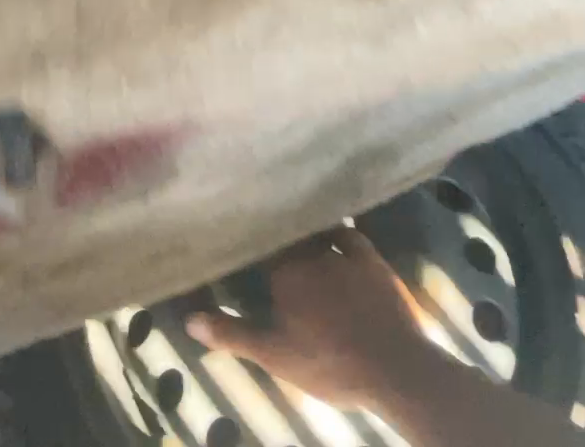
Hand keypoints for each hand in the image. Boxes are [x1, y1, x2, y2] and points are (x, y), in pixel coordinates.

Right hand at [187, 226, 434, 408]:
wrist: (395, 369)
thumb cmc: (329, 363)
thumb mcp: (275, 355)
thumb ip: (232, 334)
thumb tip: (189, 319)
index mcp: (285, 273)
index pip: (259, 246)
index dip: (247, 239)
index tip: (235, 229)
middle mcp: (311, 253)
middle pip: (287, 235)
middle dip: (274, 230)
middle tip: (263, 225)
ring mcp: (344, 254)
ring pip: (315, 231)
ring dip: (303, 226)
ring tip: (291, 215)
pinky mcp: (372, 261)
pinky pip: (349, 234)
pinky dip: (338, 228)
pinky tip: (335, 223)